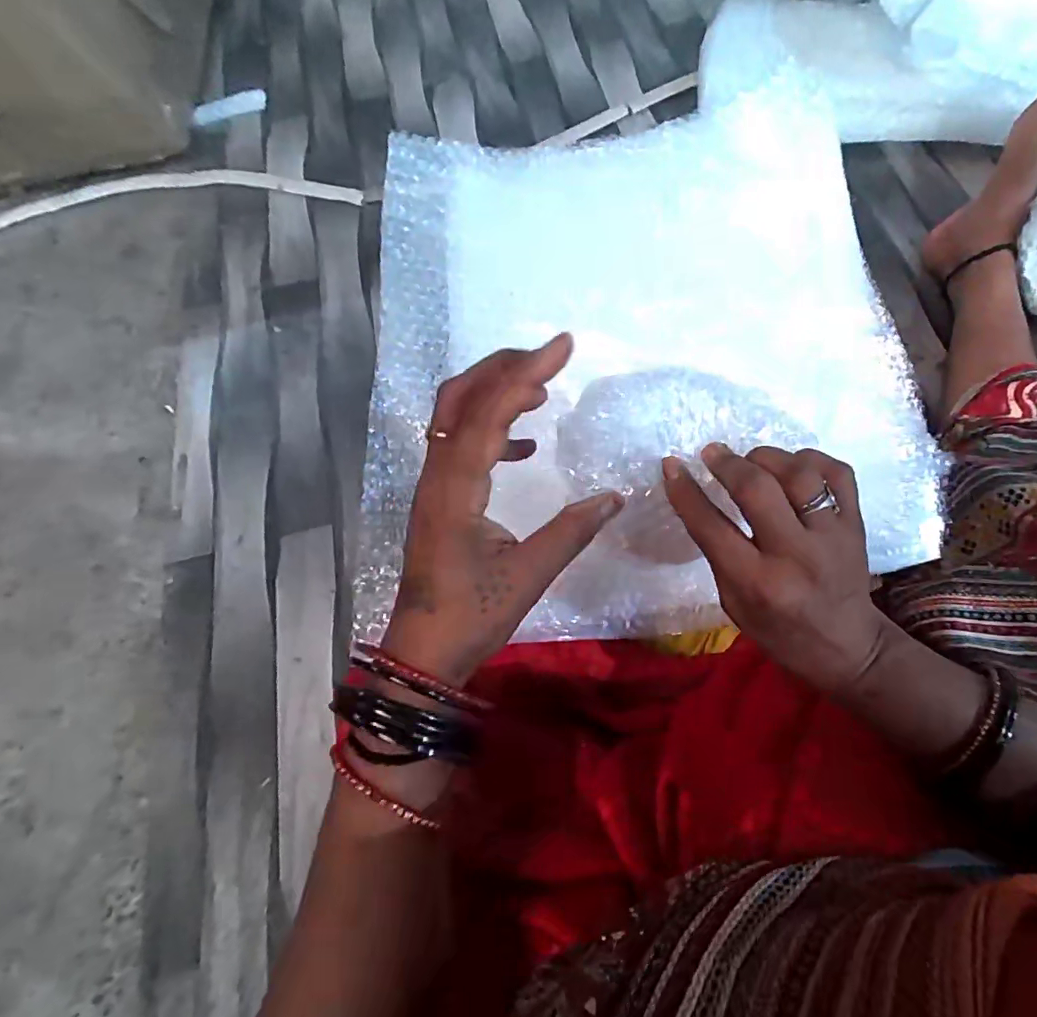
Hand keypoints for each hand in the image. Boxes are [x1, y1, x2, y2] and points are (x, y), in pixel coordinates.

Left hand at [381, 333, 622, 684]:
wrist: (423, 650)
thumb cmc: (472, 616)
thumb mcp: (528, 575)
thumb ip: (570, 531)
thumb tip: (612, 497)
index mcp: (456, 488)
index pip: (489, 412)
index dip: (526, 372)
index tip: (564, 345)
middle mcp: (437, 475)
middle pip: (459, 397)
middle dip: (504, 367)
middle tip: (549, 356)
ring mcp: (433, 486)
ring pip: (455, 417)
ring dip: (495, 393)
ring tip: (541, 390)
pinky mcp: (439, 499)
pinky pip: (460, 445)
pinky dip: (493, 431)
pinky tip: (525, 445)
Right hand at [662, 443, 900, 696]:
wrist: (847, 646)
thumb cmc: (780, 632)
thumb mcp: (735, 604)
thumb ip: (719, 555)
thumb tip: (698, 501)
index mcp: (758, 583)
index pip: (712, 526)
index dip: (685, 491)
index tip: (672, 466)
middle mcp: (796, 555)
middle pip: (757, 488)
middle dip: (727, 463)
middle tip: (712, 454)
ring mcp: (832, 536)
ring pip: (799, 473)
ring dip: (767, 457)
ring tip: (752, 460)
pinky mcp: (856, 524)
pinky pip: (837, 473)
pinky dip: (811, 460)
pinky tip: (793, 466)